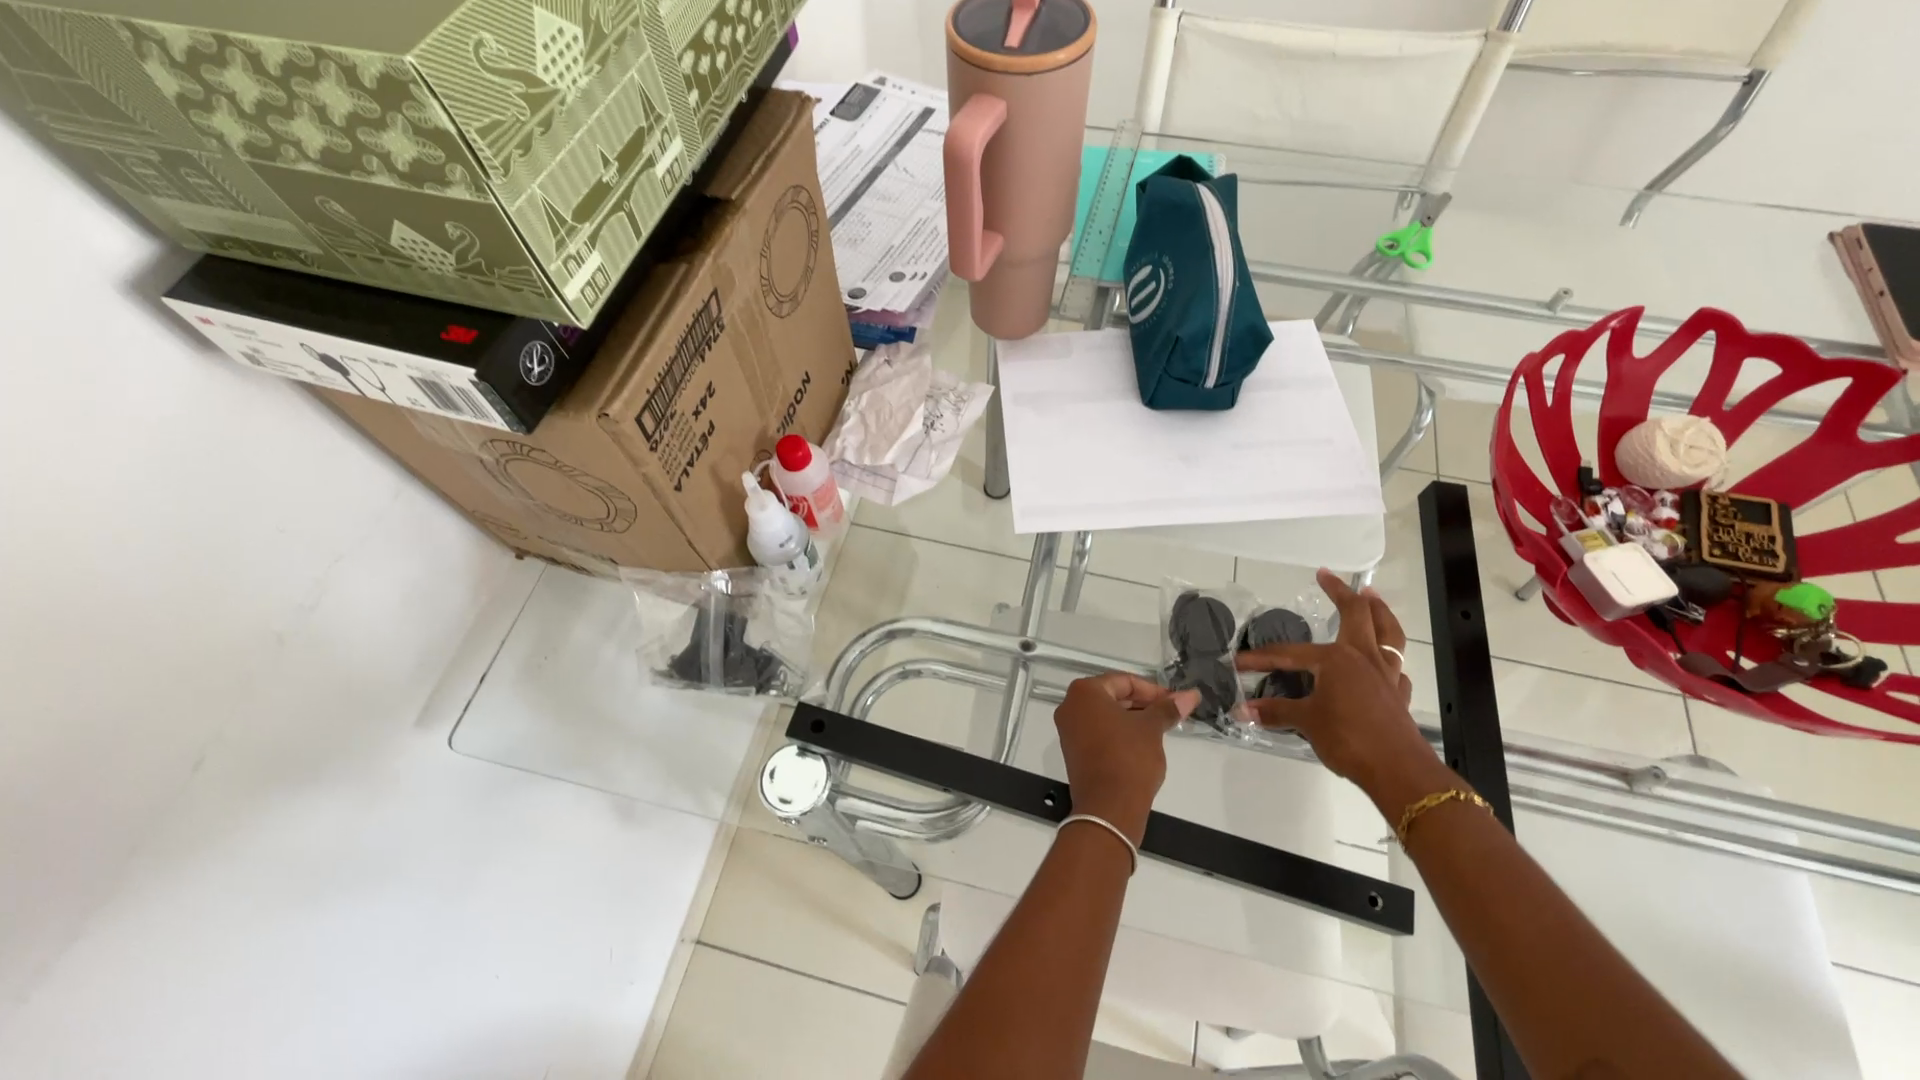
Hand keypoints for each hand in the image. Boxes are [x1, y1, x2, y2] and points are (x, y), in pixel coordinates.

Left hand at [1052, 675, 1198, 845]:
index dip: (1153, 690)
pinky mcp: (1074, 751)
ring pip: (1106, 715)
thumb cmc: (1129, 757)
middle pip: (1113, 696)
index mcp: (1084, 692)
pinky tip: (1142, 743)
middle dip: (1144, 704)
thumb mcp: (1152, 728)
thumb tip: (1189, 695)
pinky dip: (1120, 733)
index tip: (1175, 701)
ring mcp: (1069, 730)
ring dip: (1134, 718)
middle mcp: (1070, 706)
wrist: (1109, 807)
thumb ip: (1168, 708)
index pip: (1124, 681)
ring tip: (1161, 728)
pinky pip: (1099, 732)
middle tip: (1171, 714)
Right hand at [1236, 570, 1444, 804]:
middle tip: (1326, 576)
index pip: (1290, 653)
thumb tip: (1242, 710)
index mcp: (1337, 659)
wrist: (1397, 770)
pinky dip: (1389, 658)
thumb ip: (1275, 712)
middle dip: (1340, 592)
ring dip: (1379, 612)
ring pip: (1388, 633)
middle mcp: (1364, 657)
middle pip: (1357, 615)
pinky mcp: (1399, 695)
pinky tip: (1384, 663)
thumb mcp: (1305, 722)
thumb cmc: (1348, 739)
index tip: (1239, 662)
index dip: (1262, 657)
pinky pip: (1397, 666)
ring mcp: (1387, 674)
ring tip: (1371, 597)